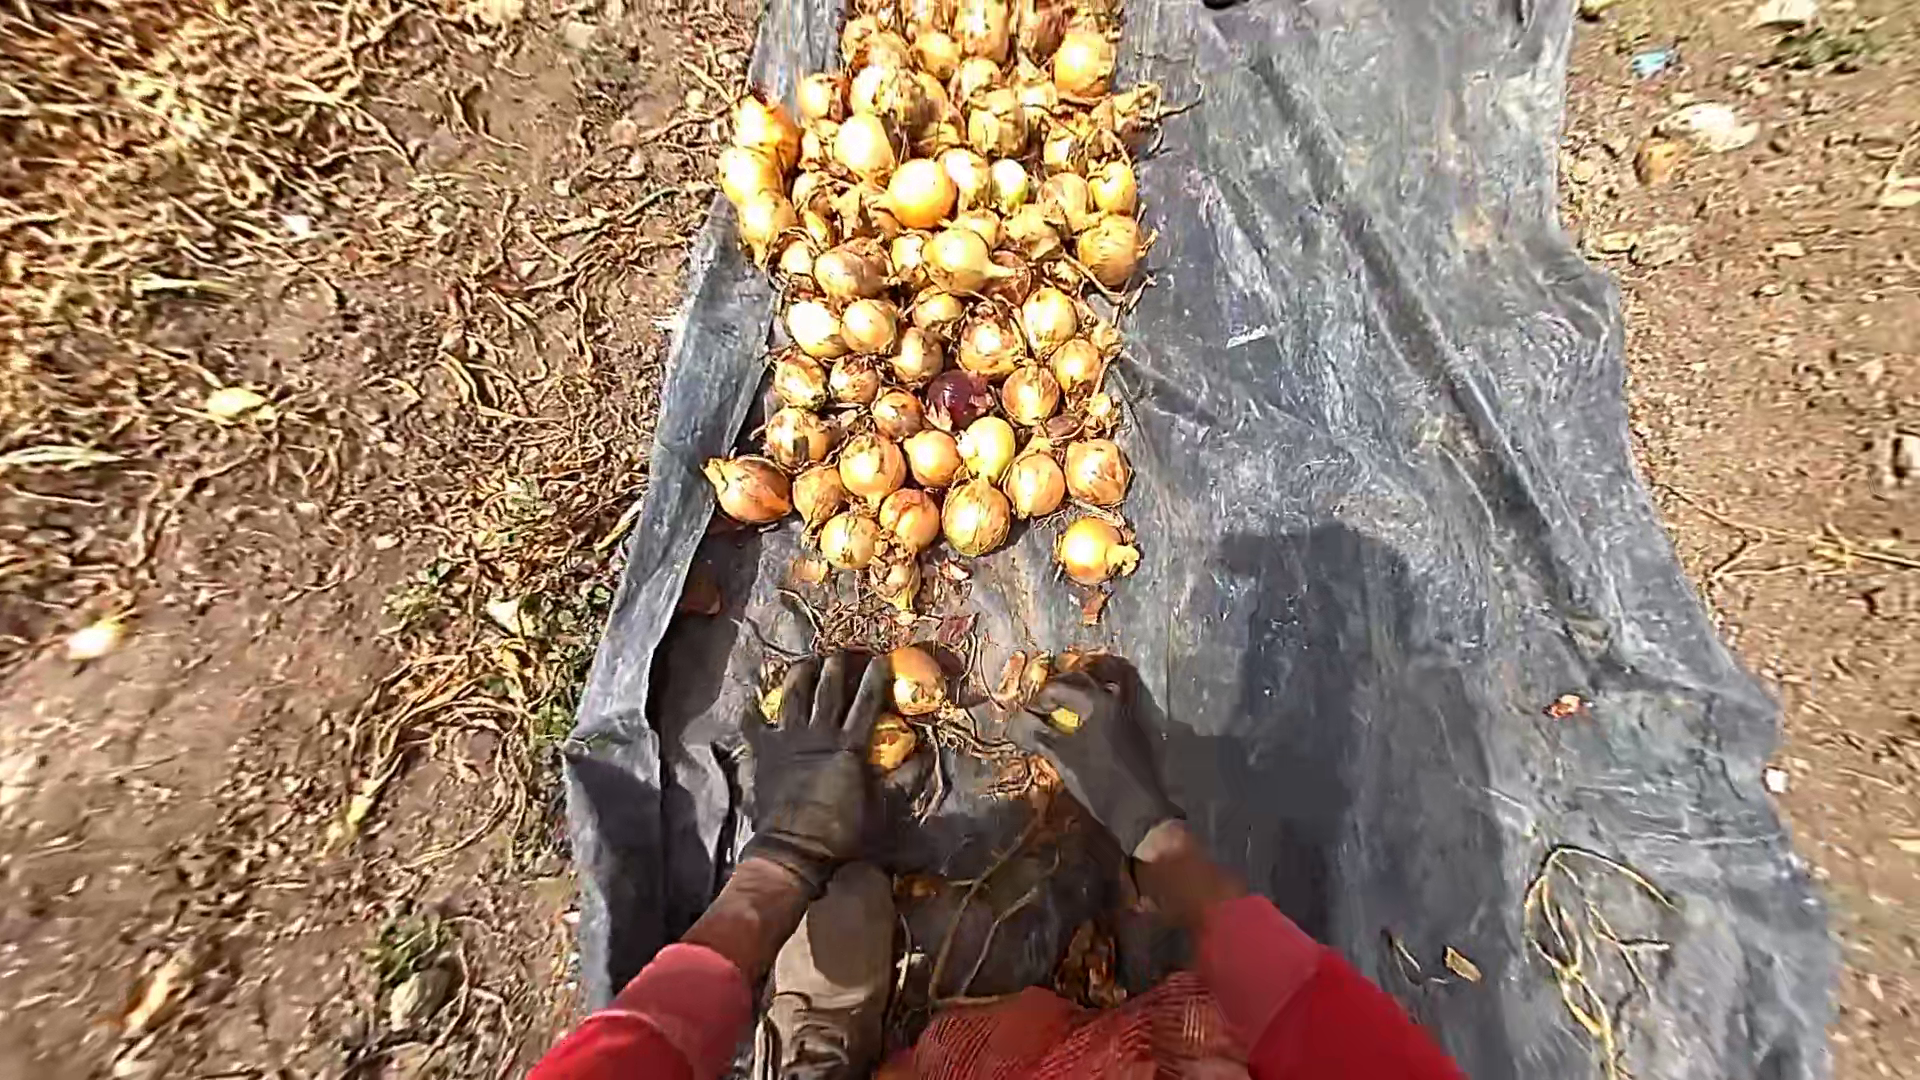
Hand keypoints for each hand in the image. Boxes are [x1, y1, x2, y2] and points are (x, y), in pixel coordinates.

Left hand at [743, 653, 889, 893]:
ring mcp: (789, 740)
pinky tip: (750, 701)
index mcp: (848, 744)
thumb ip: (906, 779)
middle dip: (836, 667)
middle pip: (828, 691)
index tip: (880, 658)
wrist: (794, 851)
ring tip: (805, 661)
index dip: (874, 678)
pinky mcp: (766, 753)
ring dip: (800, 676)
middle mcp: (819, 733)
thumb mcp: (884, 808)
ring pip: (793, 697)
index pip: (866, 702)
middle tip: (839, 651)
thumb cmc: (841, 831)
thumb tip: (927, 752)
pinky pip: (755, 727)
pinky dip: (752, 713)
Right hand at [1009, 660, 1182, 853]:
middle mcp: (1116, 703)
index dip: (1042, 699)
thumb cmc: (1097, 779)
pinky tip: (1081, 730)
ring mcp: (1128, 718)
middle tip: (1042, 707)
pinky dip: (1091, 716)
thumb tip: (1018, 723)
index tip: (1029, 713)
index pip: (1063, 688)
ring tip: (1060, 715)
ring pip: (1099, 699)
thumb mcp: (1064, 756)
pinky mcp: (1134, 735)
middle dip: (1060, 693)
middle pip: (1084, 686)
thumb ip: (1041, 735)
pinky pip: (1108, 714)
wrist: (1138, 811)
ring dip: (1078, 703)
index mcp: (1099, 702)